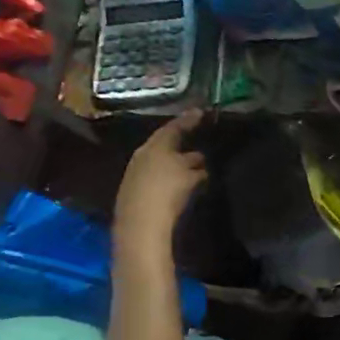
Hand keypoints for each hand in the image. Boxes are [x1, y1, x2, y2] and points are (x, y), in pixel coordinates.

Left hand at [115, 109, 206, 249]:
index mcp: (154, 147)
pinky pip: (161, 180)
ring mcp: (137, 177)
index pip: (172, 128)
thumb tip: (200, 161)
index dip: (188, 121)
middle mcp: (143, 157)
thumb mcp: (188, 175)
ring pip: (164, 164)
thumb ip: (196, 166)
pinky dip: (175, 179)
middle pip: (166, 146)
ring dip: (181, 164)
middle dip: (184, 145)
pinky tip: (185, 187)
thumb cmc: (165, 192)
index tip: (201, 113)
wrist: (140, 226)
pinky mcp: (137, 196)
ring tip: (199, 168)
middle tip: (202, 143)